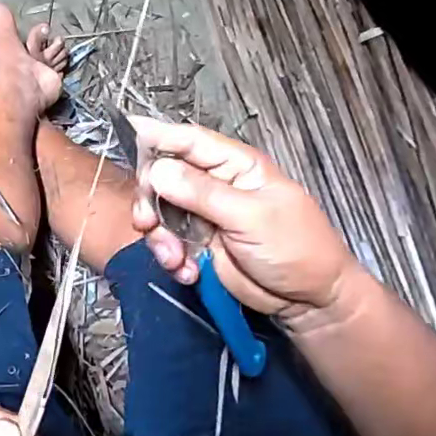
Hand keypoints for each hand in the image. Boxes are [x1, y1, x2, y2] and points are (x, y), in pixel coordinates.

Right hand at [131, 117, 362, 322]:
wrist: (309, 301)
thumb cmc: (295, 249)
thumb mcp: (252, 217)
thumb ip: (203, 194)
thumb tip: (158, 169)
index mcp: (235, 165)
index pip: (189, 141)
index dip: (158, 136)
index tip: (127, 133)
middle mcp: (215, 184)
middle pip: (163, 176)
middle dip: (150, 199)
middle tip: (147, 223)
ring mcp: (204, 215)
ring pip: (160, 212)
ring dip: (160, 236)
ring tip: (175, 260)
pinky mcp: (198, 244)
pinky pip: (168, 242)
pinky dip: (171, 258)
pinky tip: (188, 272)